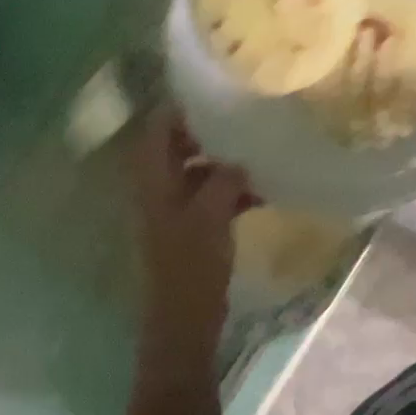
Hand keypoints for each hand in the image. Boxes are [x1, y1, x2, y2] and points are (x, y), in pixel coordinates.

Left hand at [128, 107, 253, 334]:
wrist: (184, 324)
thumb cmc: (191, 266)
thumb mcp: (210, 215)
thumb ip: (224, 179)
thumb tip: (239, 160)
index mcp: (152, 180)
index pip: (157, 127)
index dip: (180, 107)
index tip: (214, 90)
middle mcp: (158, 188)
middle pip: (178, 145)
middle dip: (209, 131)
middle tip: (244, 117)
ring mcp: (174, 209)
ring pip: (197, 170)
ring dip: (224, 162)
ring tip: (259, 150)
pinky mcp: (192, 228)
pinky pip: (210, 196)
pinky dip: (231, 190)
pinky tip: (262, 190)